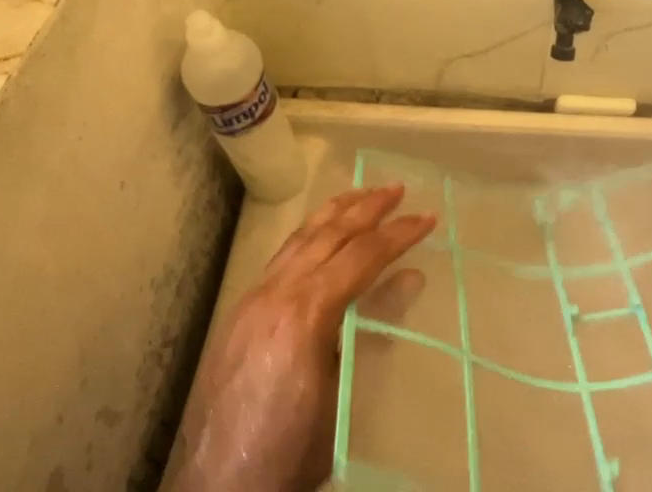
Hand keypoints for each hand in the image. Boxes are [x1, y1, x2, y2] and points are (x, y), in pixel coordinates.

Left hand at [172, 186, 436, 491]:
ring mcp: (252, 301)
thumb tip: (409, 279)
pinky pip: (281, 258)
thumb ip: (375, 328)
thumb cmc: (293, 446)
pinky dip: (308, 235)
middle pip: (327, 235)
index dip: (398, 234)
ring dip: (334, 213)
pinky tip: (319, 236)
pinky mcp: (240, 314)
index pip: (360, 255)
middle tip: (397, 188)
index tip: (428, 218)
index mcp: (305, 313)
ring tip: (360, 195)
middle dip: (365, 207)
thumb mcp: (345, 392)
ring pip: (298, 239)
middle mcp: (275, 294)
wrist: (222, 486)